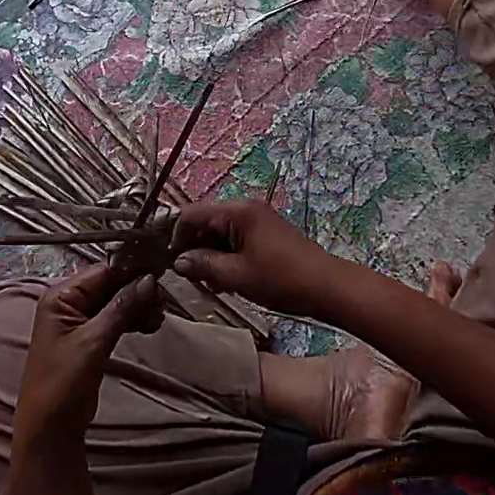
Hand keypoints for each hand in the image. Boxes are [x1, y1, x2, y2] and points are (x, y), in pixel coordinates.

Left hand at [15, 265, 163, 446]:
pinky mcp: (91, 336)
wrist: (51, 430)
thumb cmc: (63, 383)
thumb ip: (122, 307)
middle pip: (111, 284)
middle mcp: (69, 302)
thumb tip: (150, 279)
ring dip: (139, 305)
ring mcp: (80, 319)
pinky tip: (151, 324)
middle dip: (138, 290)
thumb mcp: (93, 342)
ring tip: (159, 316)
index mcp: (61, 295)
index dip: (131, 270)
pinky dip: (134, 319)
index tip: (160, 273)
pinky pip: (117, 317)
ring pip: (117, 300)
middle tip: (162, 302)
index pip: (102, 271)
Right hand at [170, 198, 348, 319]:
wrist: (326, 286)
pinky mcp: (264, 233)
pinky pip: (234, 239)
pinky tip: (226, 280)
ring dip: (210, 256)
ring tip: (208, 283)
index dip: (176, 237)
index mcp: (237, 211)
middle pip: (205, 222)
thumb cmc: (281, 279)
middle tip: (189, 278)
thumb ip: (203, 265)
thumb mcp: (237, 276)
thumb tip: (177, 262)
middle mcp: (245, 208)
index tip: (167, 263)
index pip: (192, 214)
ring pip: (219, 233)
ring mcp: (257, 220)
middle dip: (193, 248)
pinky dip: (225, 256)